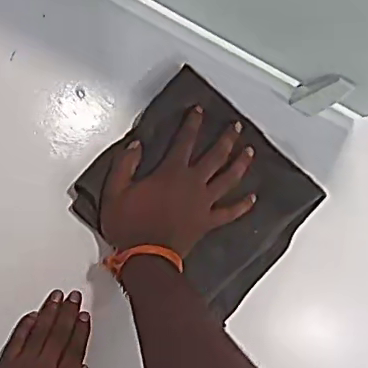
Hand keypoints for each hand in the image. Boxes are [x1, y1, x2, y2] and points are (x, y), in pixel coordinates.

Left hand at [0, 290, 92, 367]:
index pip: (76, 347)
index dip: (82, 329)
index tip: (85, 315)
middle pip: (60, 333)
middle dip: (69, 312)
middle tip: (74, 297)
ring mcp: (23, 365)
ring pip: (40, 331)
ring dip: (50, 312)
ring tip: (56, 298)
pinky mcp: (5, 364)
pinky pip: (17, 339)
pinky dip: (26, 325)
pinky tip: (33, 315)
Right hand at [99, 106, 255, 256]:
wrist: (145, 256)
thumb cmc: (129, 225)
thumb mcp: (115, 191)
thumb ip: (125, 165)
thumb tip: (135, 146)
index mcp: (171, 173)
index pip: (185, 141)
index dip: (192, 124)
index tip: (199, 111)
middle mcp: (192, 184)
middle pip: (215, 156)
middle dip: (226, 138)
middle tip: (235, 126)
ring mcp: (203, 203)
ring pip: (228, 178)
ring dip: (240, 163)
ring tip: (248, 151)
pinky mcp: (207, 222)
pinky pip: (230, 212)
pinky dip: (242, 205)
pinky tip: (252, 198)